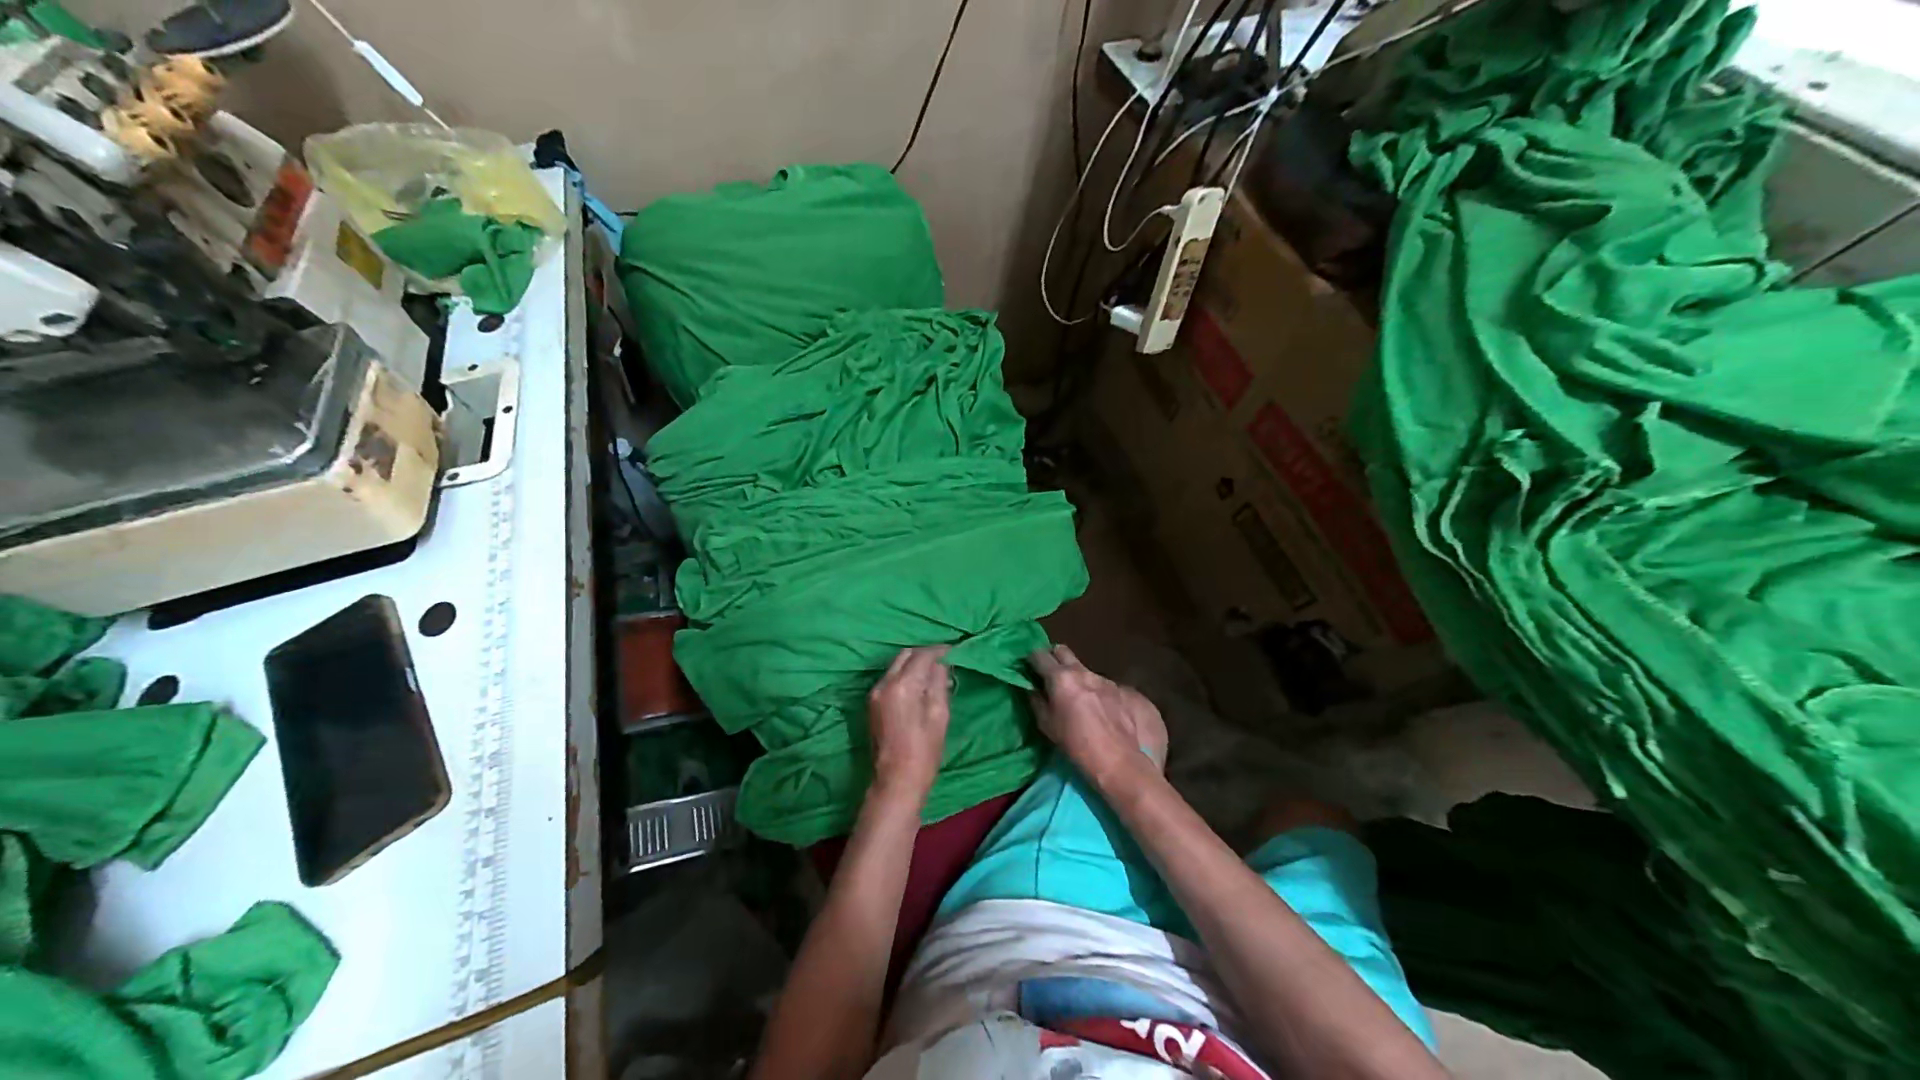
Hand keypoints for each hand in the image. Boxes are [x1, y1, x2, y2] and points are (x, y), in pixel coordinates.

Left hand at [866, 646, 951, 804]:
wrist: (895, 780)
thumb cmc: (923, 751)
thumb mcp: (939, 715)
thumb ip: (939, 683)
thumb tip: (941, 664)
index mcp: (902, 685)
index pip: (922, 655)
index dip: (939, 650)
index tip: (954, 651)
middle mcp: (884, 683)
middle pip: (905, 655)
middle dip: (924, 654)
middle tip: (944, 661)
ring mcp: (874, 693)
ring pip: (896, 665)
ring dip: (914, 664)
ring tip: (934, 674)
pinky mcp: (872, 703)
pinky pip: (890, 678)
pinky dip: (905, 675)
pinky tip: (919, 686)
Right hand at [1028, 644, 1167, 792]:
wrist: (1120, 761)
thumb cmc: (1077, 746)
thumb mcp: (1047, 726)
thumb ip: (1037, 701)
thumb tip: (1032, 688)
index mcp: (1061, 678)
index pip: (1039, 655)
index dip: (1031, 660)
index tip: (1029, 669)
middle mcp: (1083, 671)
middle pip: (1062, 651)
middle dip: (1054, 659)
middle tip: (1050, 676)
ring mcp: (1104, 679)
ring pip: (1083, 668)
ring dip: (1076, 677)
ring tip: (1077, 698)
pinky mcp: (1121, 689)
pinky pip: (1100, 683)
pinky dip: (1094, 689)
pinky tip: (1098, 709)